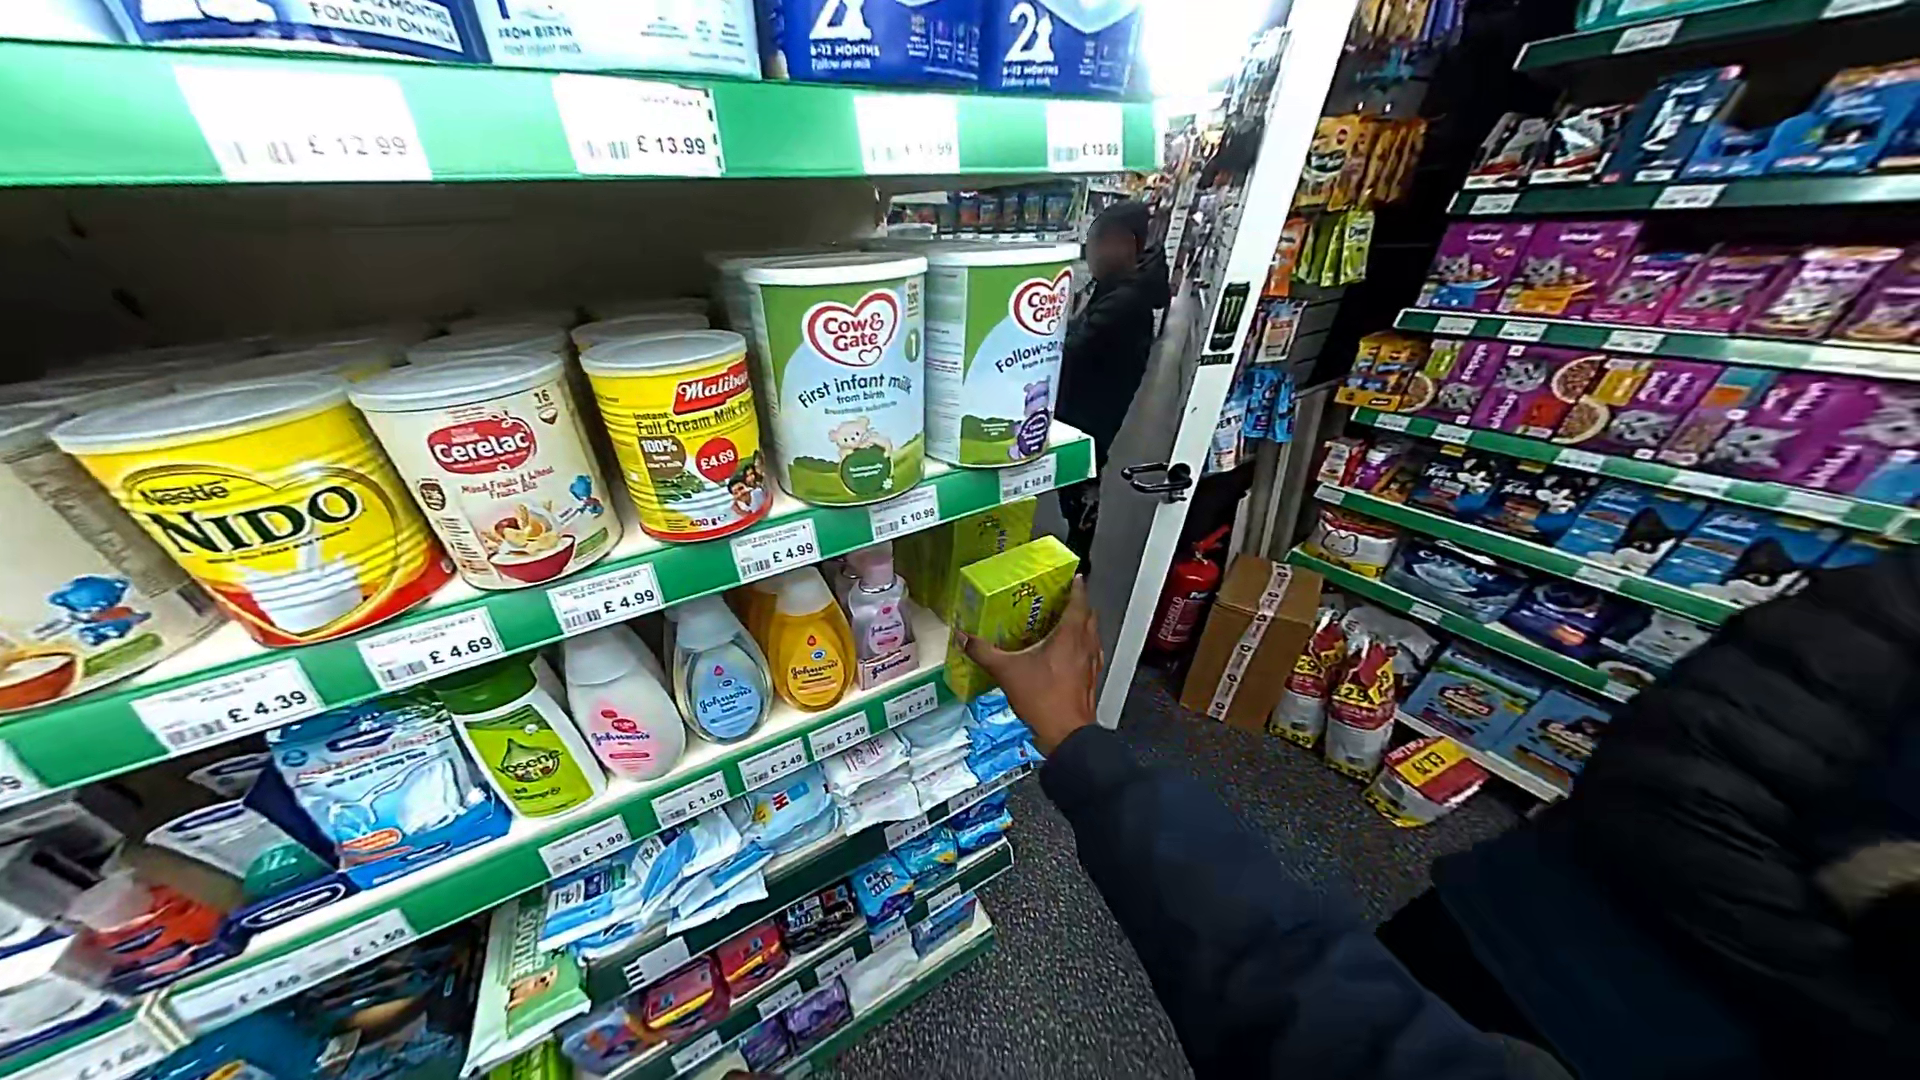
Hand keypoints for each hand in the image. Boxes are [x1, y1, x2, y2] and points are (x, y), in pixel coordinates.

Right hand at [956, 576, 1100, 753]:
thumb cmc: (1042, 697)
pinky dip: (1081, 646)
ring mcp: (1092, 663)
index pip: (1080, 601)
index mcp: (1071, 635)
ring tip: (1061, 624)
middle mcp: (1086, 644)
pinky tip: (1065, 655)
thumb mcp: (1007, 672)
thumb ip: (984, 652)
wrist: (1067, 734)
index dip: (1077, 587)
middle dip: (1078, 605)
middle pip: (1089, 615)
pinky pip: (1089, 653)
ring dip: (1081, 625)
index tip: (1072, 577)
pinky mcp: (1092, 679)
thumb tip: (963, 637)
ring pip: (1091, 634)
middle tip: (1060, 599)